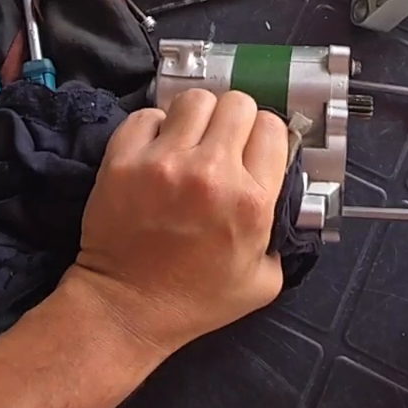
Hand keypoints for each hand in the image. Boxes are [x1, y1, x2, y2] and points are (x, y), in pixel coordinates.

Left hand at [64, 89, 289, 356]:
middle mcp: (211, 172)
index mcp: (251, 200)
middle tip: (223, 143)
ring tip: (190, 141)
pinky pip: (148, 115)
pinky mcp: (124, 159)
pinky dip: (155, 128)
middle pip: (237, 103)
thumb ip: (283, 230)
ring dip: (197, 117)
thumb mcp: (264, 279)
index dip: (265, 136)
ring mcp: (164, 162)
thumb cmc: (194, 299)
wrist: (125, 309)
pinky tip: (157, 150)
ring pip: (195, 99)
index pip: (272, 127)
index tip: (254, 150)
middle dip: (235, 120)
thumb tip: (282, 187)